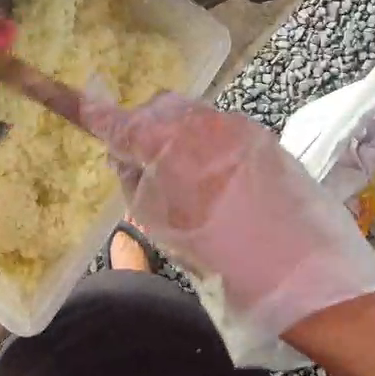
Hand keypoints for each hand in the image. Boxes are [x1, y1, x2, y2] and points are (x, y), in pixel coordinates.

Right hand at [83, 93, 374, 360]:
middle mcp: (202, 122)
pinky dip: (205, 146)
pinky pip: (219, 129)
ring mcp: (237, 125)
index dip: (91, 112)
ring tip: (186, 185)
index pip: (118, 121)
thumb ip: (136, 183)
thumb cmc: (227, 263)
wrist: (311, 279)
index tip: (63, 96)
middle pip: (156, 110)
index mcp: (170, 145)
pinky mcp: (264, 137)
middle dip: (143, 132)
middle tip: (144, 174)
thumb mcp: (165, 230)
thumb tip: (126, 156)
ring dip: (176, 138)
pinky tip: (218, 185)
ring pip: (189, 117)